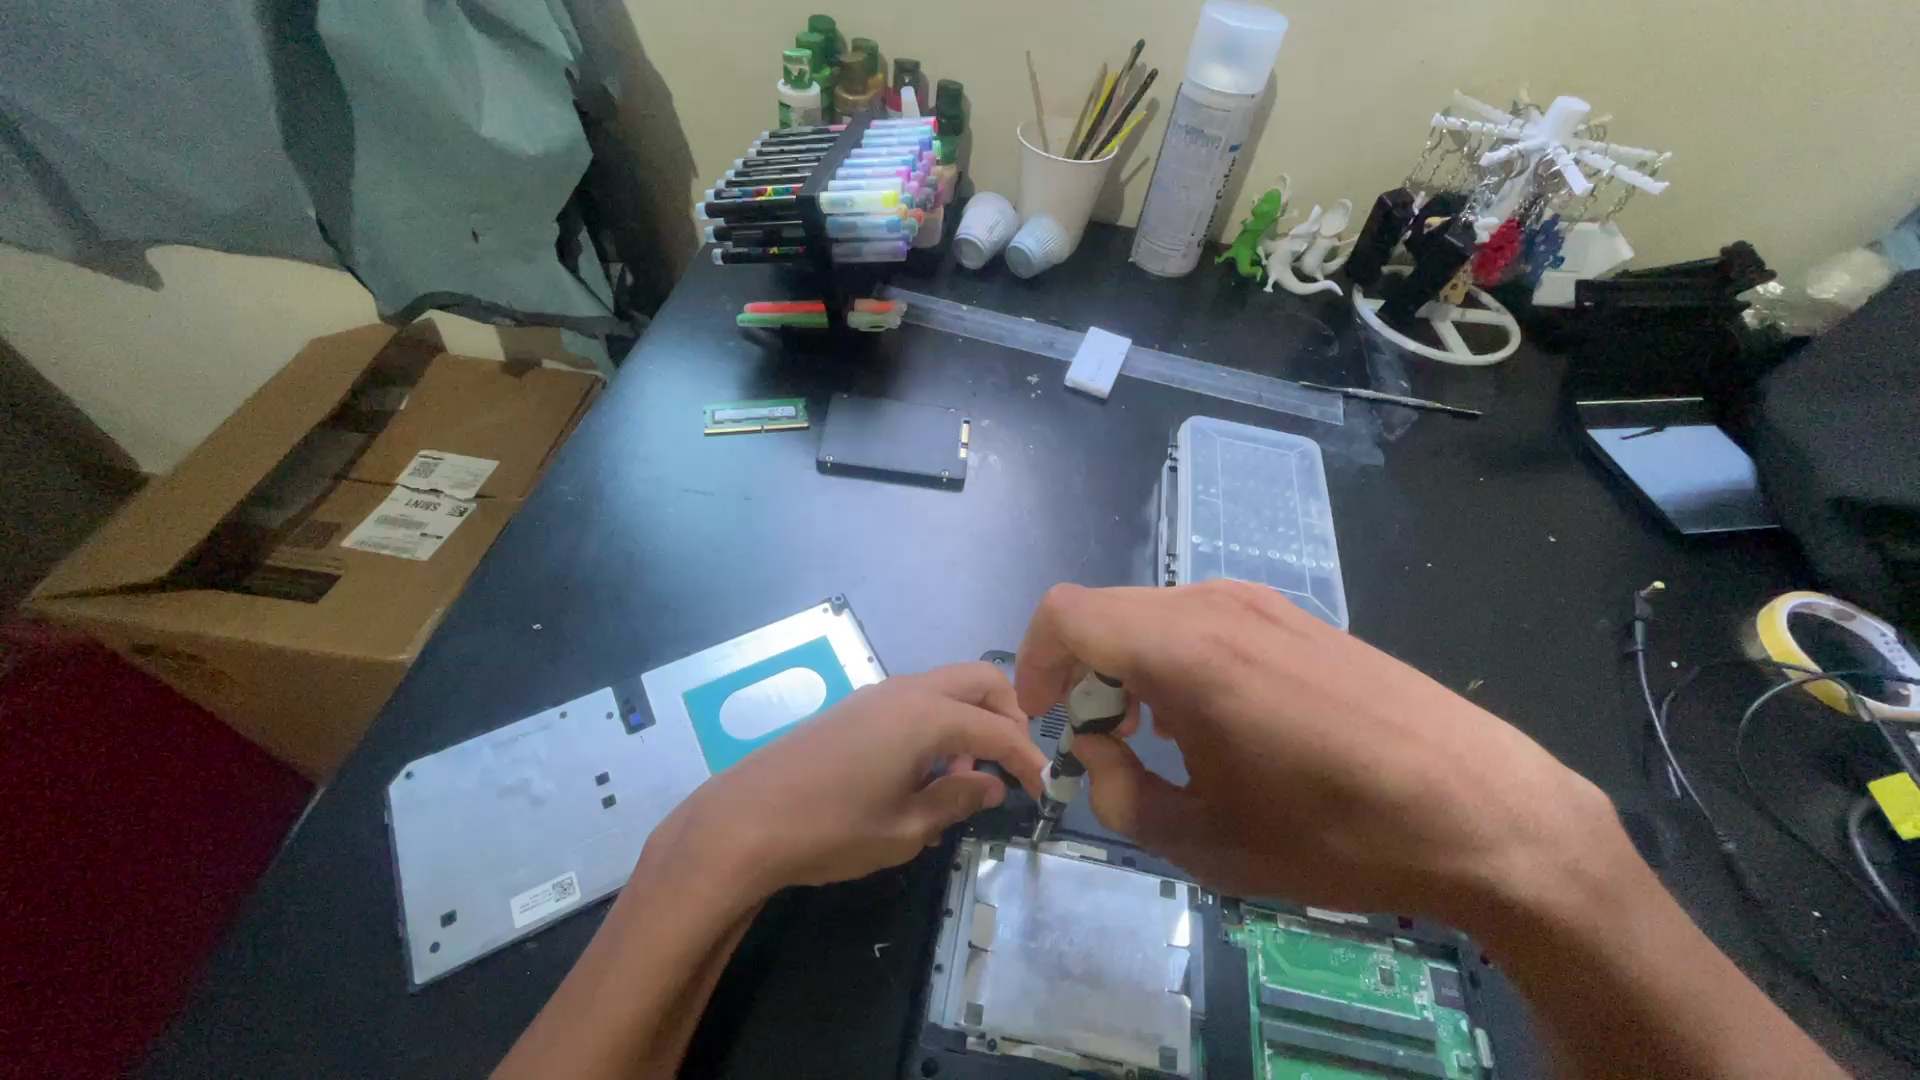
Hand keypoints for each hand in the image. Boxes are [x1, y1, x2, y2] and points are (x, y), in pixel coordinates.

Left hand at [645, 662, 1048, 894]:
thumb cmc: (832, 829)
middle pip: (979, 680)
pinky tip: (924, 774)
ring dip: (971, 720)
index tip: (1043, 788)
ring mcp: (879, 694)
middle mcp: (908, 691)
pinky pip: (917, 701)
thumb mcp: (906, 828)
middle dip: (1008, 715)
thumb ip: (957, 800)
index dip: (1027, 758)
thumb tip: (991, 785)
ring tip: (963, 780)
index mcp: (928, 715)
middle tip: (1012, 763)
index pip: (998, 729)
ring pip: (947, 687)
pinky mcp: (857, 707)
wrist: (745, 821)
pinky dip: (939, 724)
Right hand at [1014, 581, 1629, 925]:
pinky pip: (1201, 620)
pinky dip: (1174, 658)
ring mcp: (1260, 602)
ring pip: (1151, 614)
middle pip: (1104, 612)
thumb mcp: (1205, 842)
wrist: (1483, 809)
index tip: (1047, 716)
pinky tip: (1216, 719)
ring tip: (1161, 738)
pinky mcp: (1294, 614)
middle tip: (1102, 740)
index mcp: (1184, 653)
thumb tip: (1098, 749)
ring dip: (1129, 666)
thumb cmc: (1335, 834)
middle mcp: (1215, 606)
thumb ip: (1120, 793)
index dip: (1035, 661)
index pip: (1065, 613)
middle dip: (1080, 671)